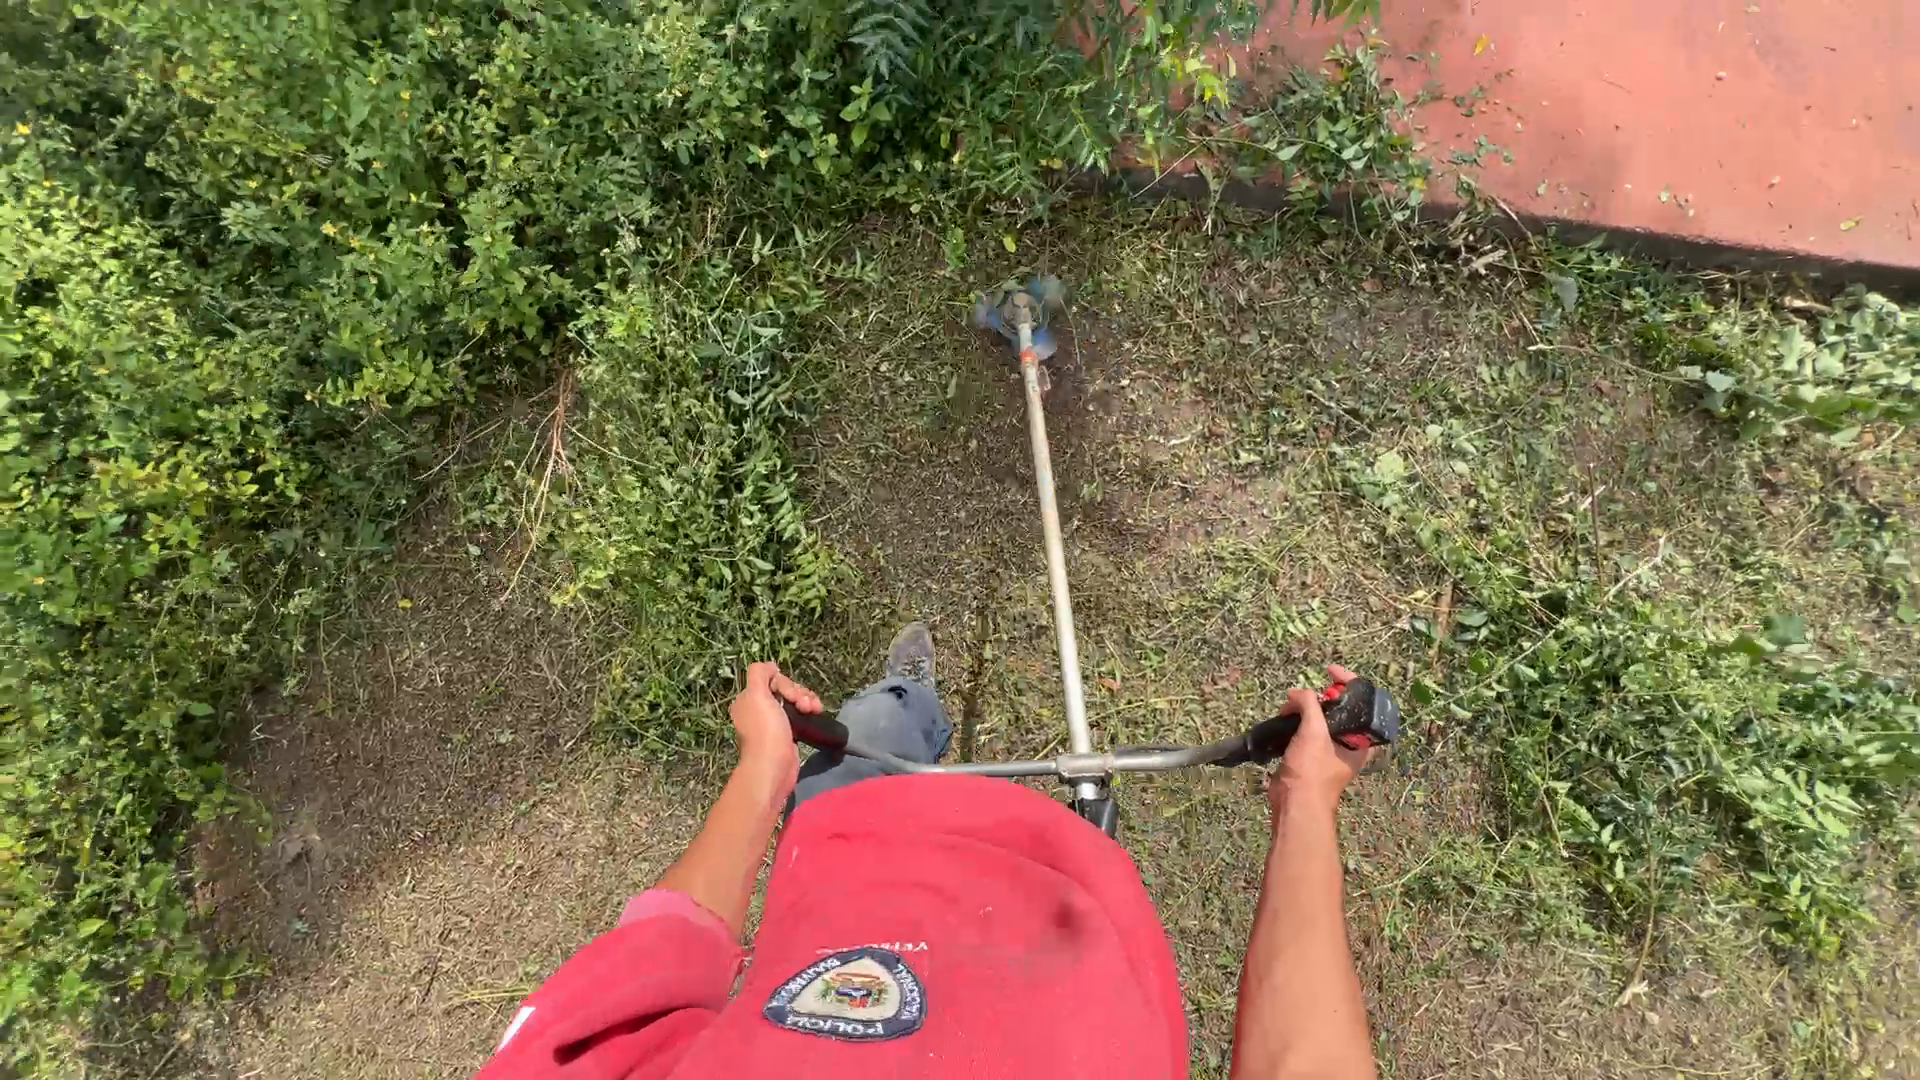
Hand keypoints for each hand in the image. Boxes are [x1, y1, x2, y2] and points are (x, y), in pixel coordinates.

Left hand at [729, 661, 819, 783]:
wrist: (774, 766)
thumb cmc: (765, 730)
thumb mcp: (756, 695)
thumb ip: (759, 673)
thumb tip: (771, 666)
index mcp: (748, 700)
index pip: (771, 679)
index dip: (786, 684)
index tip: (792, 696)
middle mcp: (758, 709)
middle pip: (784, 689)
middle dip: (799, 693)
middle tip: (806, 705)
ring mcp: (773, 722)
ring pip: (795, 700)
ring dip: (807, 700)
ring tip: (815, 710)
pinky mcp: (787, 733)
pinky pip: (800, 713)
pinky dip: (809, 711)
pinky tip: (816, 713)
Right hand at [1268, 664, 1375, 814]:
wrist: (1296, 801)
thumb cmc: (1313, 768)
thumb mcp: (1313, 732)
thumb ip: (1310, 705)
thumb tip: (1297, 693)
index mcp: (1361, 738)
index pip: (1362, 702)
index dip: (1348, 682)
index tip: (1329, 671)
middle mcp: (1349, 741)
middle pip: (1339, 708)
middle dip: (1319, 696)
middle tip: (1302, 695)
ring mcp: (1330, 748)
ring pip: (1320, 718)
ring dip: (1303, 708)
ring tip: (1288, 707)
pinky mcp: (1310, 753)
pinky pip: (1306, 729)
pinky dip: (1296, 720)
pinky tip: (1284, 718)